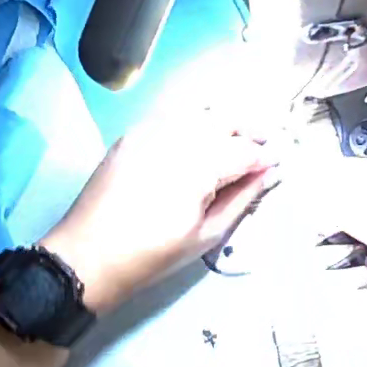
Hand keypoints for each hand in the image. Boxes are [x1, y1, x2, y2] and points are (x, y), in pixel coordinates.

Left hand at [41, 114, 273, 312]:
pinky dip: (193, 123)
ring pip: (198, 111)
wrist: (89, 255)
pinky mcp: (132, 133)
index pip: (244, 150)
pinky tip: (197, 143)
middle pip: (224, 118)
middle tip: (260, 149)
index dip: (264, 156)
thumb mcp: (207, 235)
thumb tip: (268, 173)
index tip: (277, 162)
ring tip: (231, 145)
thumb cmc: (153, 255)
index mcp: (198, 166)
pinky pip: (171, 116)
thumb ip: (242, 198)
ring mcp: (149, 130)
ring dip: (222, 123)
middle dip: (248, 130)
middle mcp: (175, 137)